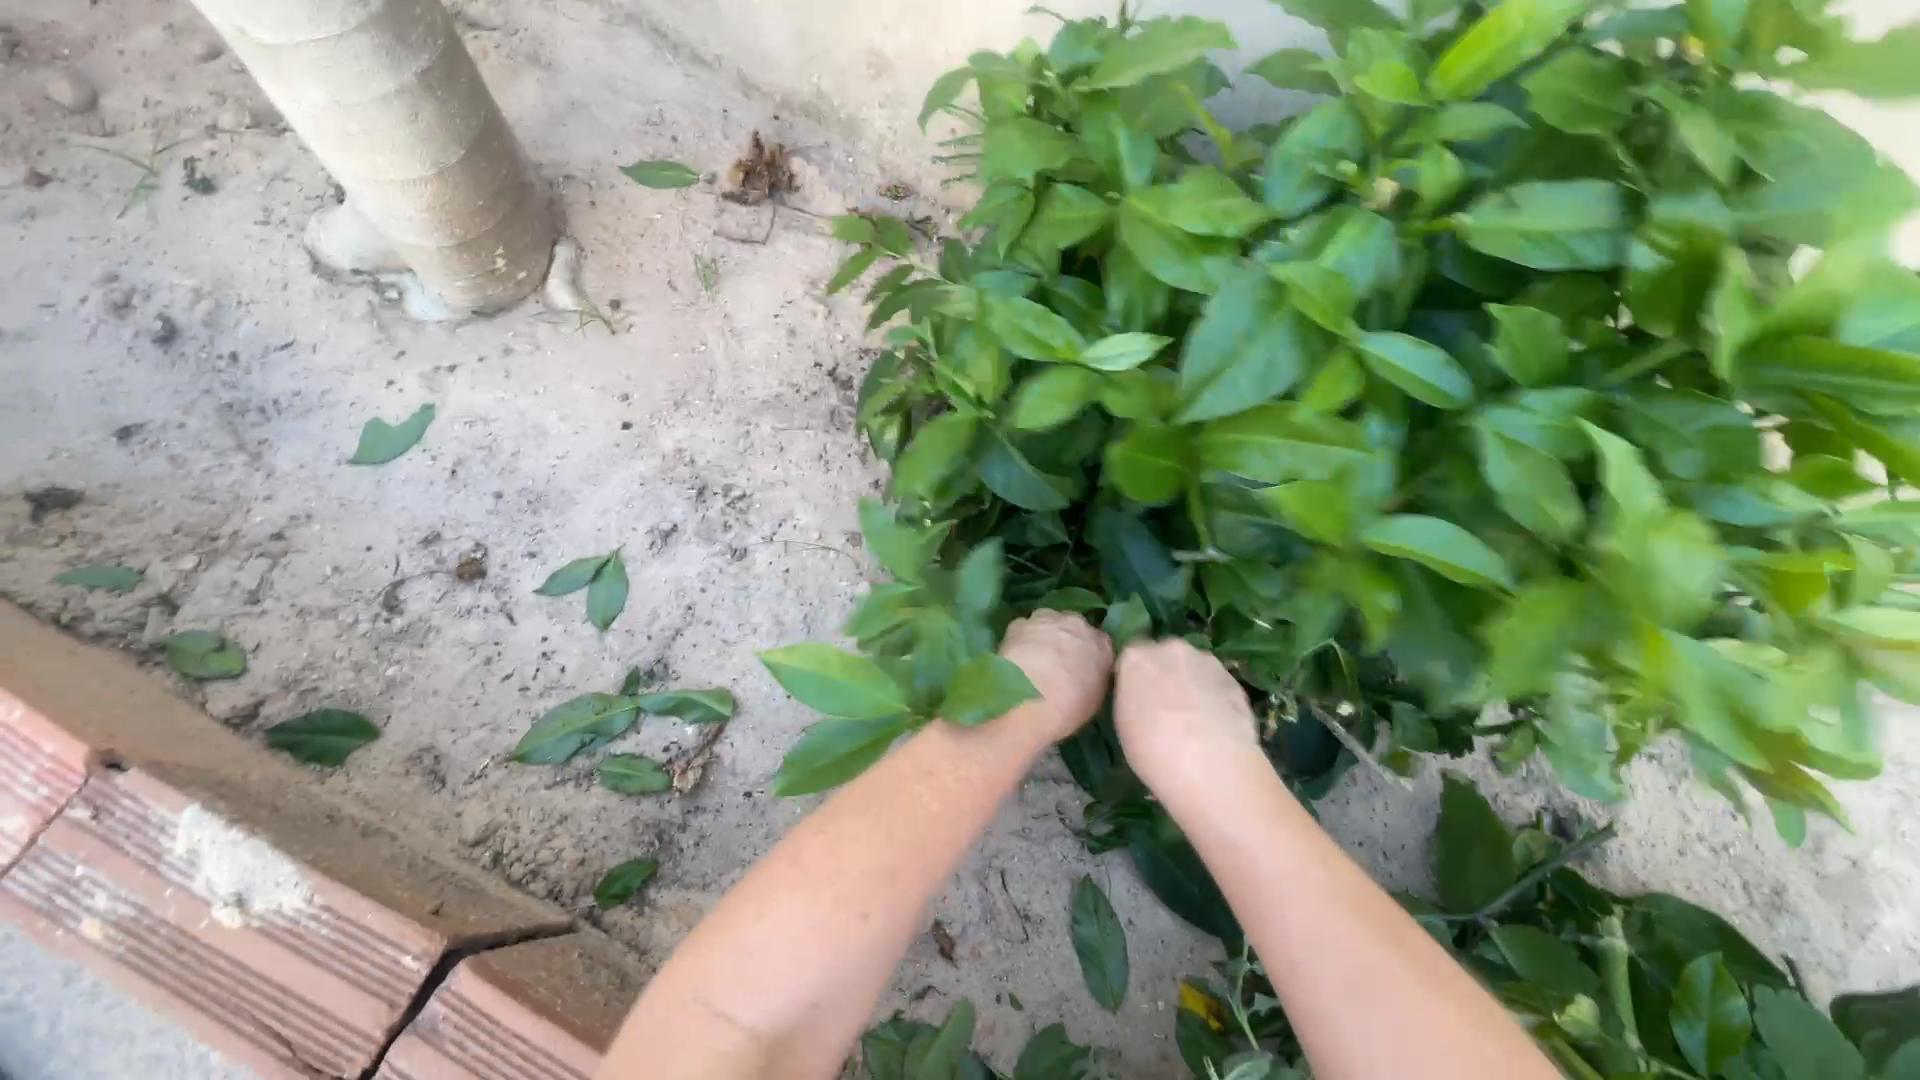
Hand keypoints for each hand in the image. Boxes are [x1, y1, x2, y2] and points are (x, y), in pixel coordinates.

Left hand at [997, 610, 1113, 740]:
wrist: (1035, 699)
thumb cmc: (1071, 706)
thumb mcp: (1095, 696)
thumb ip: (1093, 676)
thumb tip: (1085, 674)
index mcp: (1102, 644)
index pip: (1098, 641)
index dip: (1085, 651)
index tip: (1078, 663)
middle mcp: (1077, 624)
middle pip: (1071, 625)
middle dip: (1064, 637)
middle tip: (1054, 659)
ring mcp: (1047, 620)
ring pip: (1045, 621)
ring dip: (1041, 634)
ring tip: (1031, 657)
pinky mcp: (1019, 624)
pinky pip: (1021, 628)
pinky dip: (1019, 639)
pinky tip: (1014, 657)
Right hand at [1114, 638, 1259, 795]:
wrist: (1210, 763)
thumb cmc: (1152, 748)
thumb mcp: (1123, 722)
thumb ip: (1131, 696)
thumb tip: (1142, 697)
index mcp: (1136, 657)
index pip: (1130, 659)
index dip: (1134, 680)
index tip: (1136, 700)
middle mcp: (1171, 649)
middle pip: (1164, 656)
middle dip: (1164, 675)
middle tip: (1165, 708)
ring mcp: (1206, 661)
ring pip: (1194, 668)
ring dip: (1192, 684)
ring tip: (1195, 720)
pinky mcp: (1234, 679)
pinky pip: (1217, 685)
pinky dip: (1215, 698)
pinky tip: (1216, 726)